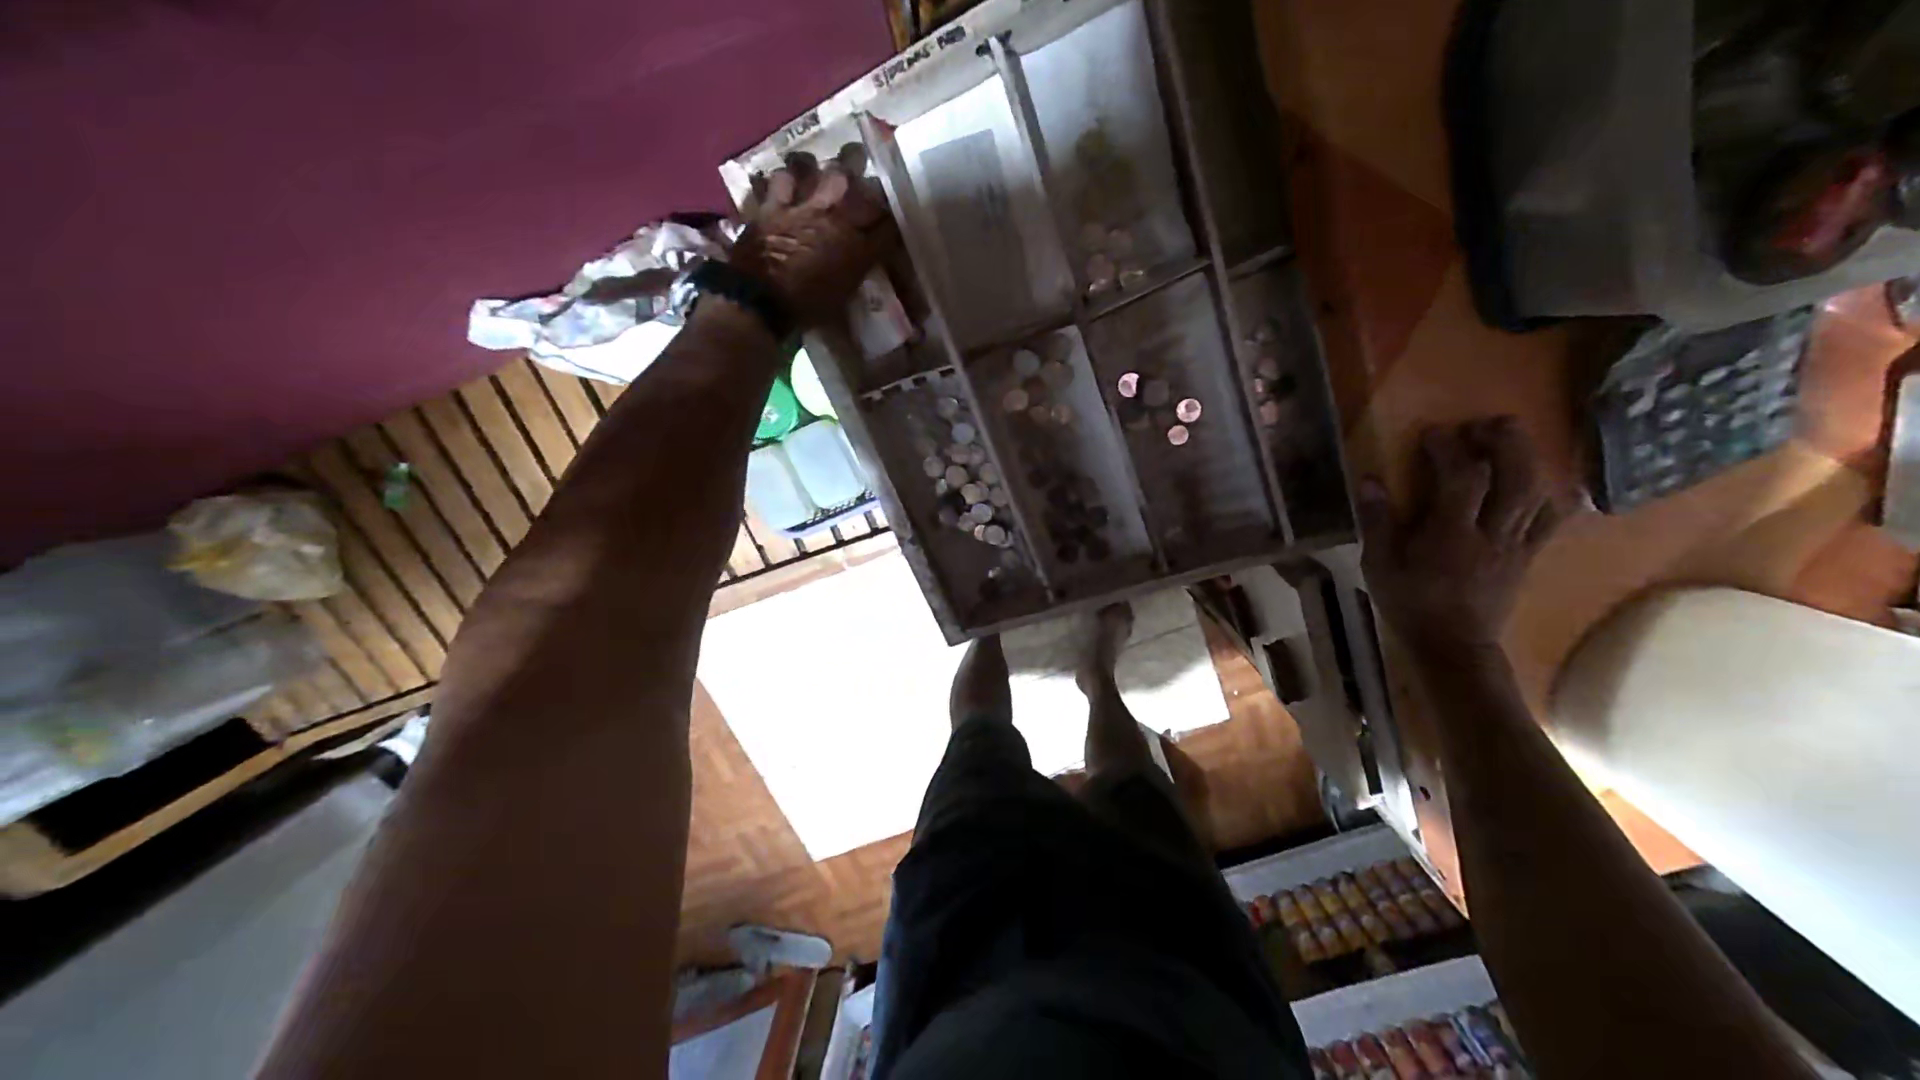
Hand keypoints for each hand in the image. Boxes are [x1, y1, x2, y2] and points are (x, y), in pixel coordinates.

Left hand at [734, 150, 895, 327]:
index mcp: (858, 247)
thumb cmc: (806, 306)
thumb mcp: (843, 297)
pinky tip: (786, 183)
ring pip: (824, 169)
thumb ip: (857, 272)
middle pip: (862, 185)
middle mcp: (837, 219)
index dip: (892, 220)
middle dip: (867, 183)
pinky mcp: (774, 203)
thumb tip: (866, 261)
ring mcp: (805, 206)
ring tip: (822, 173)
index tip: (890, 221)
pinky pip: (782, 178)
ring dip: (826, 170)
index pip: (887, 225)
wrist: (760, 300)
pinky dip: (785, 179)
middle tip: (863, 182)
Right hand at [1356, 418, 1561, 653]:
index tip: (1434, 433)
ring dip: (1528, 460)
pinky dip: (1549, 493)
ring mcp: (1517, 545)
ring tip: (1510, 442)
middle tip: (1486, 424)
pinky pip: (1551, 519)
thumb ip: (1377, 522)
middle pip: (1516, 478)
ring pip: (1538, 493)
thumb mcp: (1379, 566)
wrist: (1453, 646)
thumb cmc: (1409, 605)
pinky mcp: (1529, 555)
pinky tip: (1538, 482)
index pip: (1461, 479)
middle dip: (1505, 443)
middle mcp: (1493, 534)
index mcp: (1452, 535)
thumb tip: (1370, 481)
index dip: (1450, 450)